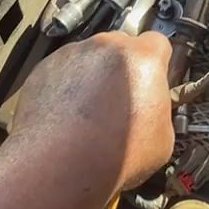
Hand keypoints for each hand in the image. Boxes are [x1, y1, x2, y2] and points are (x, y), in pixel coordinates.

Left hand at [9, 30, 175, 195]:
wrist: (59, 165)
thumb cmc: (112, 155)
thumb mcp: (162, 140)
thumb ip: (159, 110)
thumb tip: (152, 111)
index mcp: (142, 58)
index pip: (158, 43)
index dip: (157, 62)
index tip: (153, 79)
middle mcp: (107, 46)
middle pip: (122, 47)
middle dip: (124, 69)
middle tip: (121, 103)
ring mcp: (72, 53)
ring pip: (90, 58)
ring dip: (94, 77)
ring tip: (90, 116)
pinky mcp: (45, 67)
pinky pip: (63, 71)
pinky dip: (67, 87)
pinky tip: (68, 117)